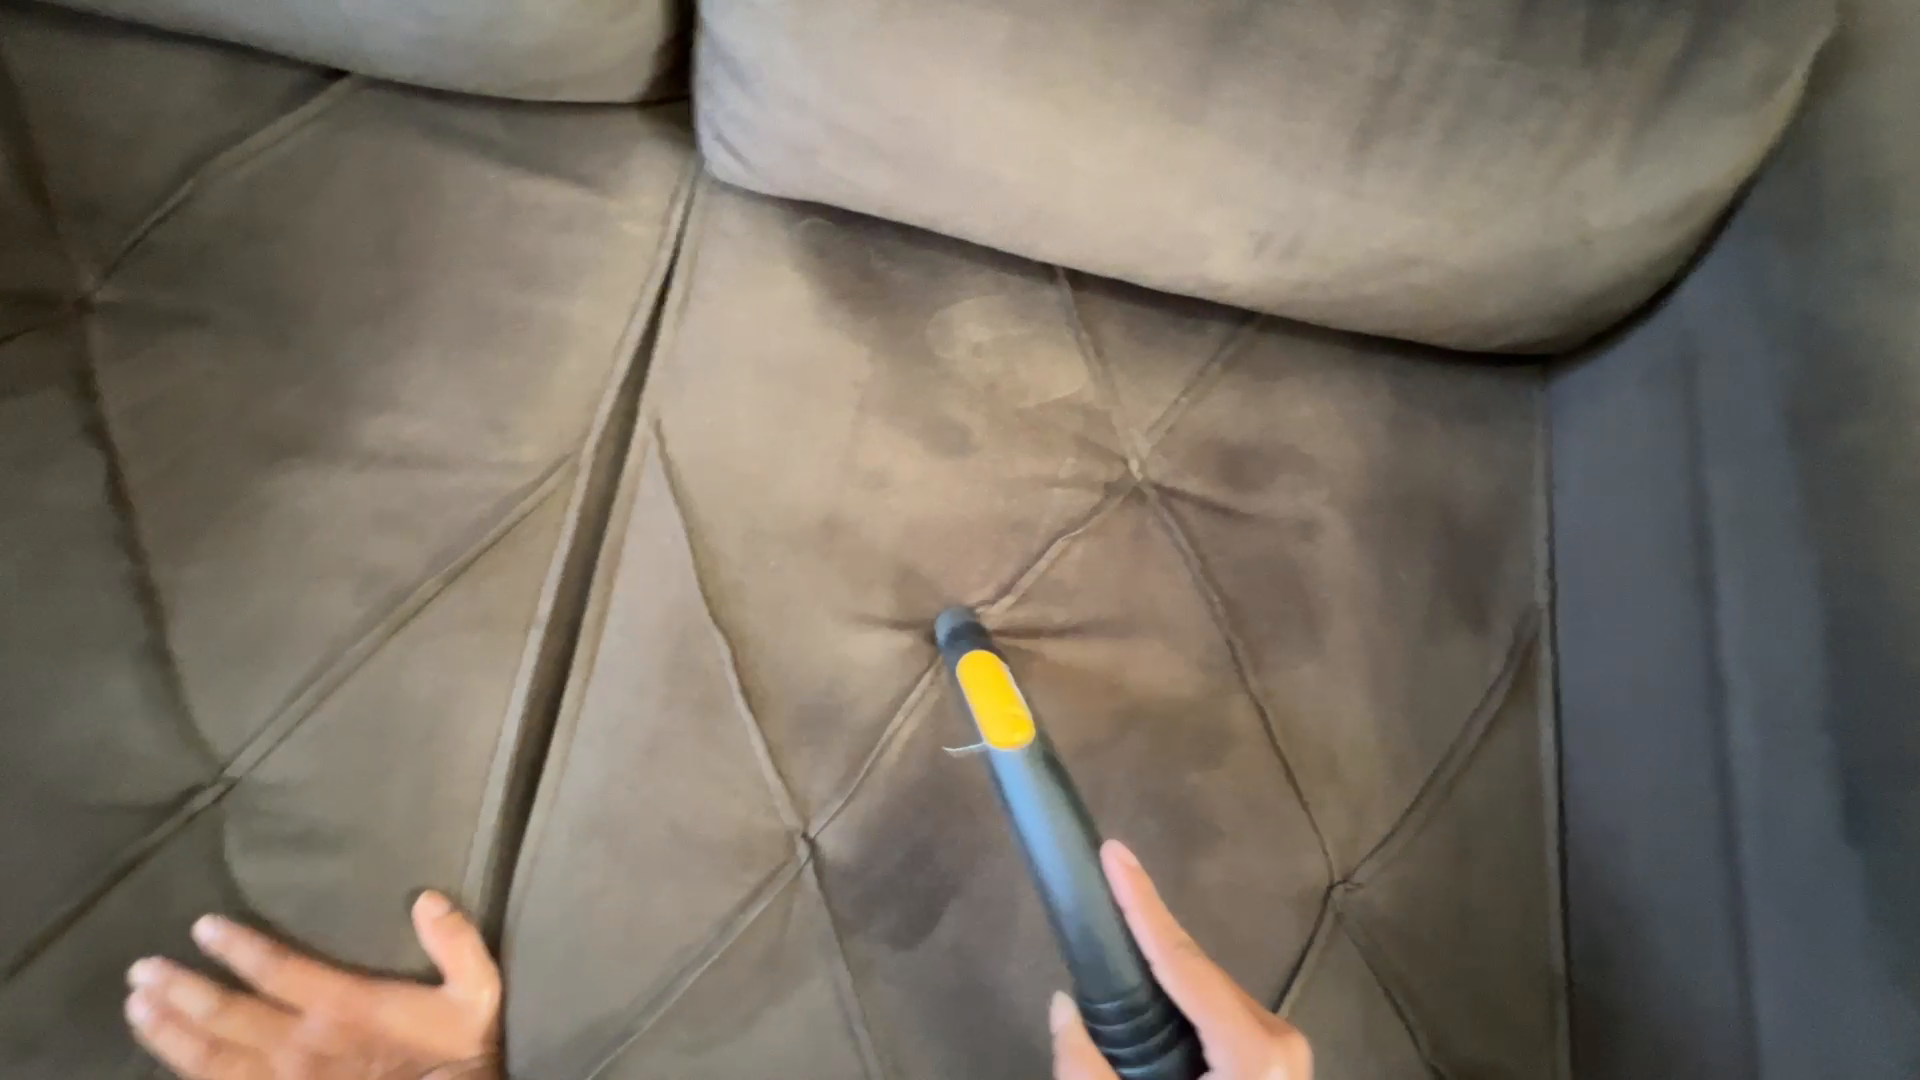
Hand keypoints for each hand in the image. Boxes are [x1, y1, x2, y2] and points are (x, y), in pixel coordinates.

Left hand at [124, 892, 501, 1079]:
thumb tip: (426, 897)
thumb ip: (455, 940)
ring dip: (166, 1032)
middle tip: (142, 969)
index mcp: (346, 1008)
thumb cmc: (459, 1045)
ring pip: (206, 1059)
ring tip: (135, 1007)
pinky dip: (183, 1076)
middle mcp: (300, 1046)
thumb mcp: (477, 986)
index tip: (204, 927)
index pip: (278, 970)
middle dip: (180, 990)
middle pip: (225, 1016)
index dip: (238, 947)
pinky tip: (164, 1062)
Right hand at [1051, 841, 1312, 1079]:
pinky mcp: (1276, 1056)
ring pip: (1206, 984)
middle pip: (1194, 966)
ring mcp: (1283, 1047)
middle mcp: (1277, 1038)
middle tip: (1105, 890)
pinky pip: (1217, 1006)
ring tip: (1120, 944)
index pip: (1180, 958)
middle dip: (1146, 928)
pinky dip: (1181, 994)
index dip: (1140, 901)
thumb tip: (1062, 1007)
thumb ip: (1088, 1072)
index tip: (1113, 852)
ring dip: (1162, 967)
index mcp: (1251, 1052)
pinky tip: (1156, 995)